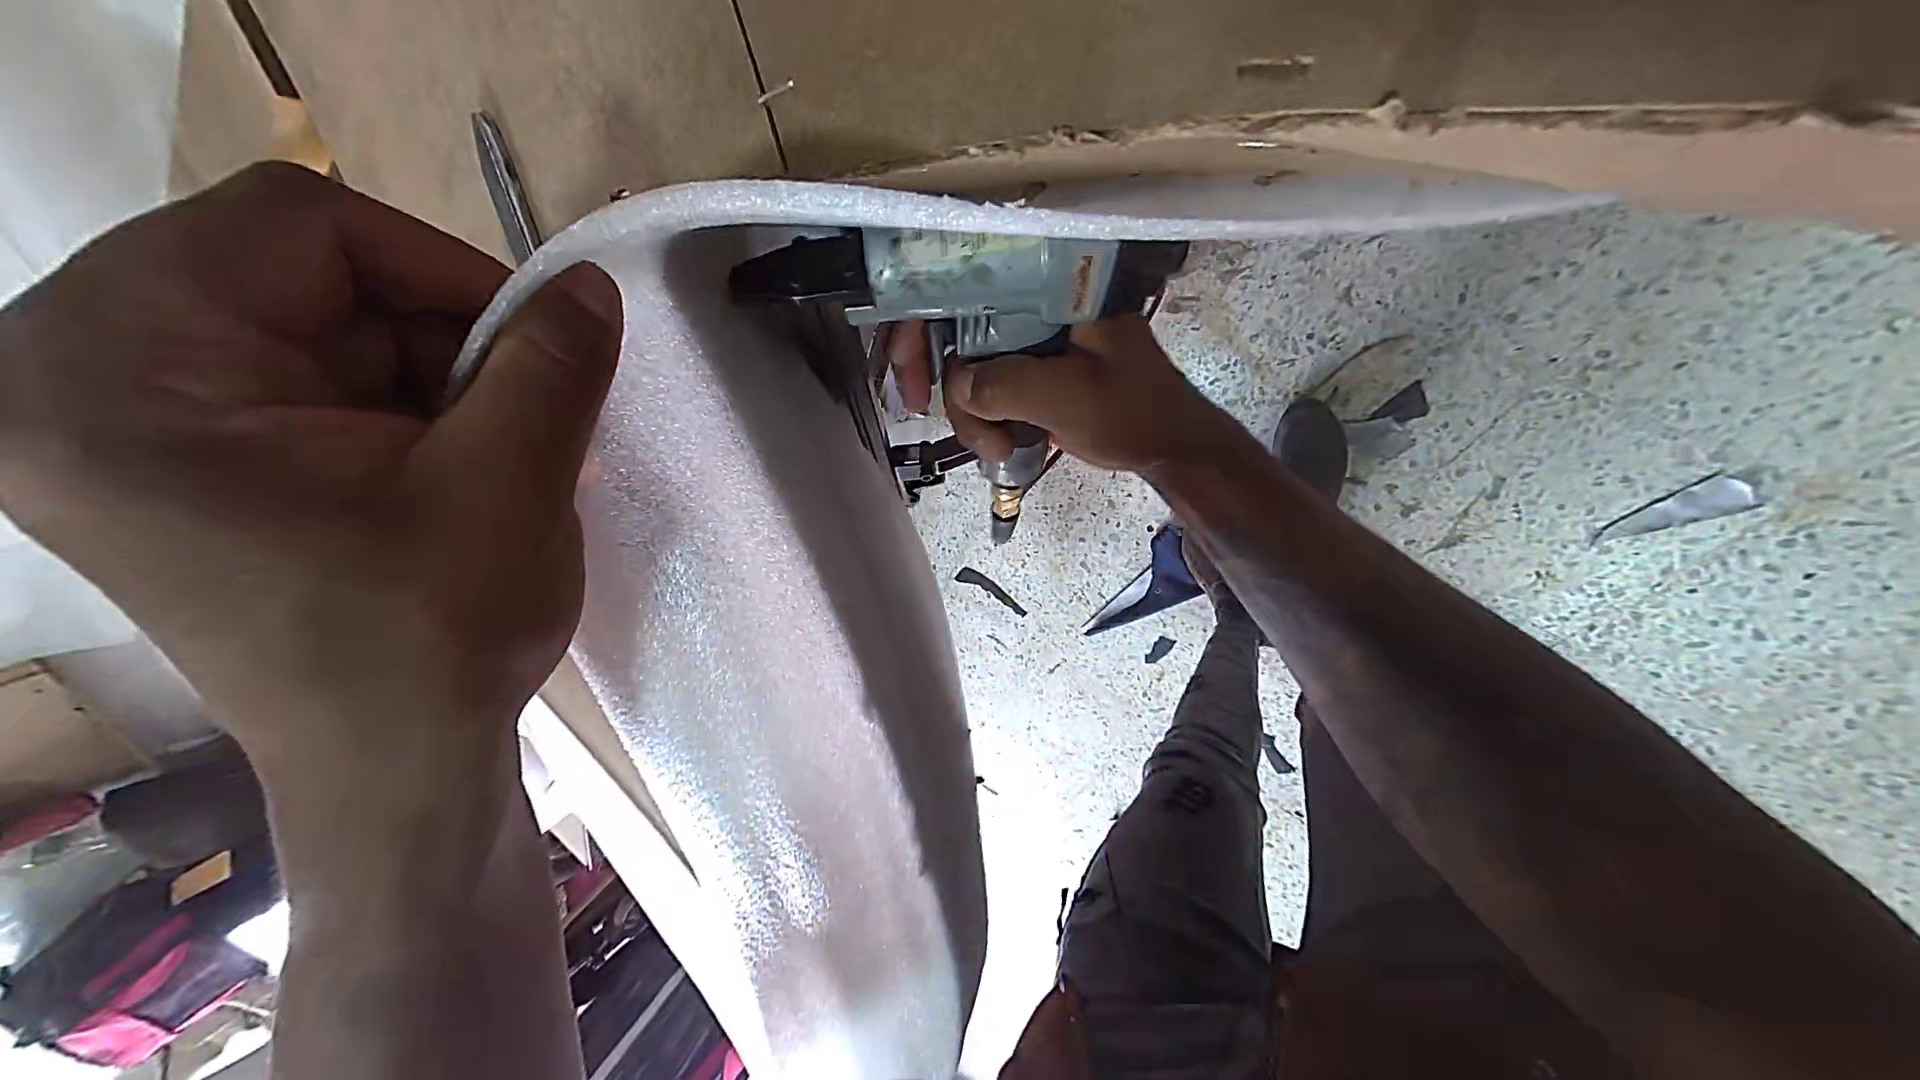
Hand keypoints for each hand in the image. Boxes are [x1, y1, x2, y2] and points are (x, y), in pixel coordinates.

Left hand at [0, 163, 621, 795]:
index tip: (539, 351)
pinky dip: (413, 412)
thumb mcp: (513, 489)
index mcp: (117, 372)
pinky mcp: (194, 462)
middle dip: (446, 342)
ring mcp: (135, 424)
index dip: (449, 272)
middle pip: (309, 276)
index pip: (302, 225)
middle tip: (524, 424)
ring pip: (328, 329)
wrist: (399, 767)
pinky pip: (320, 383)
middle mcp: (81, 378)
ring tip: (498, 463)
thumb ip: (554, 370)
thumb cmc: (438, 641)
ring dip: (440, 383)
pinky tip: (458, 475)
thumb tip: (592, 285)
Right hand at [888, 313, 1241, 471]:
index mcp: (1053, 284)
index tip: (908, 368)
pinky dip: (984, 416)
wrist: (1168, 446)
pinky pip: (987, 383)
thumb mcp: (1072, 397)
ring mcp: (1033, 334)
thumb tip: (958, 385)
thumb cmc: (1135, 413)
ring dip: (970, 412)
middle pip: (956, 323)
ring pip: (969, 362)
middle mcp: (1036, 300)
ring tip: (999, 447)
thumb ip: (1010, 386)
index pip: (968, 277)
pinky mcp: (1033, 363)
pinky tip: (1005, 441)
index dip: (922, 314)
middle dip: (945, 379)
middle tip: (927, 413)